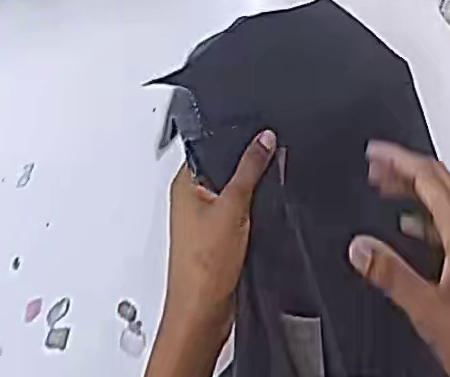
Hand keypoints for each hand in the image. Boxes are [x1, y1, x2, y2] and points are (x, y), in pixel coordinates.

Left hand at [147, 130, 275, 376]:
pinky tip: (258, 216)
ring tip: (260, 192)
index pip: (210, 145)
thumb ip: (250, 168)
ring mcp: (204, 219)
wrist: (203, 315)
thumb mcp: (233, 206)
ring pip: (233, 191)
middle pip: (224, 167)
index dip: (234, 137)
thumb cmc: (201, 268)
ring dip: (248, 192)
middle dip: (245, 166)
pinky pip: (238, 212)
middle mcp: (191, 199)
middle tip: (264, 162)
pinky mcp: (217, 237)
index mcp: (185, 183)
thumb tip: (264, 139)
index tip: (258, 133)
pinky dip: (250, 211)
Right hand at [350, 142, 449, 376]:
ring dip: (413, 189)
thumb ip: (391, 274)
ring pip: (444, 200)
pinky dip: (424, 216)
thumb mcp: (430, 310)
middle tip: (375, 164)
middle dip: (404, 168)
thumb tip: (361, 247)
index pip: (427, 175)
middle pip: (438, 181)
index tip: (375, 152)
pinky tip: (410, 228)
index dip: (398, 158)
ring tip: (386, 187)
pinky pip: (449, 223)